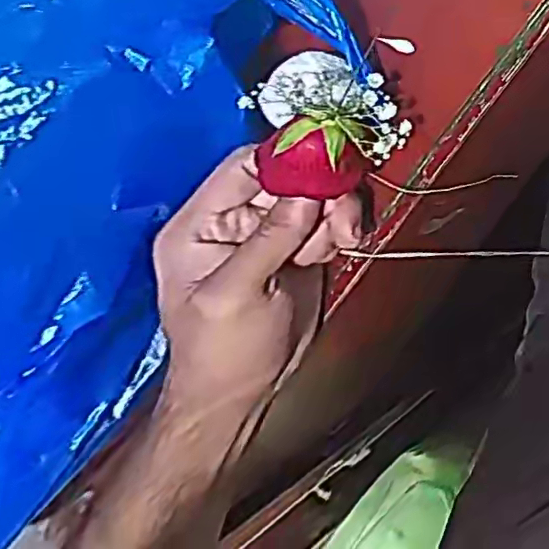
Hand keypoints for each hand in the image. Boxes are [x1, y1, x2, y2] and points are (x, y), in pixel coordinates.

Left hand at [151, 146, 335, 415]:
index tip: (331, 161)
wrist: (241, 393)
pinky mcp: (304, 240)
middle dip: (327, 191)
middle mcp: (237, 218)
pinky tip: (344, 246)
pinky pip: (335, 214)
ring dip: (341, 212)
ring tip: (342, 242)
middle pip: (295, 174)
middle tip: (343, 218)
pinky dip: (347, 225)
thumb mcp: (235, 295)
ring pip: (323, 192)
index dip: (290, 156)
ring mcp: (273, 229)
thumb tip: (308, 193)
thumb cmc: (219, 353)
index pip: (247, 164)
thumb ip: (268, 240)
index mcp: (201, 224)